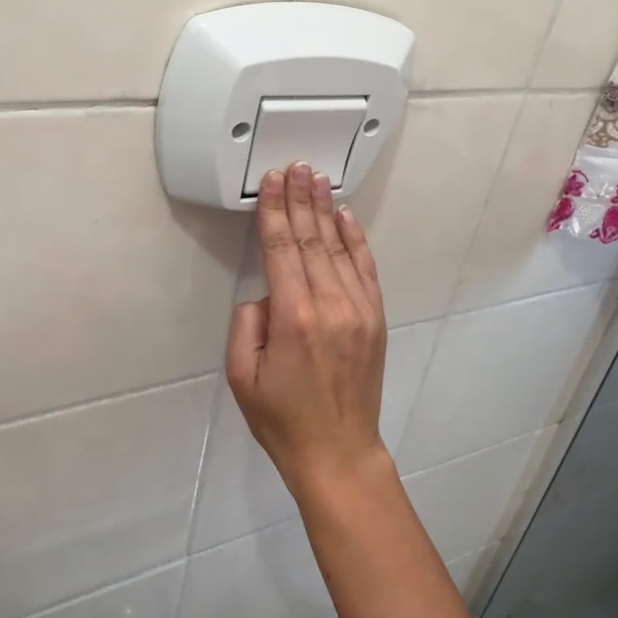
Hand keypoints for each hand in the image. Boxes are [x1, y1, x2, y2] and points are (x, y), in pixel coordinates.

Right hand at [226, 162, 391, 496]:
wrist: (338, 451)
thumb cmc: (284, 419)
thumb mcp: (242, 375)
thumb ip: (248, 324)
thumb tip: (267, 294)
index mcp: (294, 318)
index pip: (281, 248)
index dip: (274, 210)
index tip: (272, 182)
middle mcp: (331, 306)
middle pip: (312, 239)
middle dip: (300, 200)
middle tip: (296, 167)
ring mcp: (359, 310)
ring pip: (340, 248)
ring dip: (326, 211)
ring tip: (318, 179)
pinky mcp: (375, 319)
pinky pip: (365, 269)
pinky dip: (356, 240)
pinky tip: (346, 217)